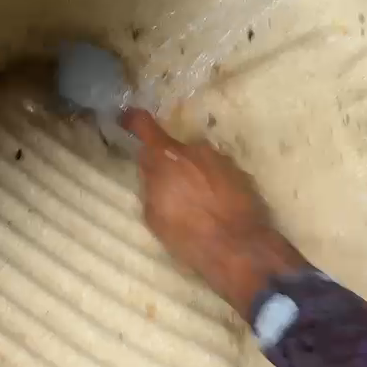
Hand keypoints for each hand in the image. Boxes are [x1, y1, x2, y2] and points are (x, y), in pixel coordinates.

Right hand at [123, 107, 307, 317]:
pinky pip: (218, 173)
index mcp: (165, 157)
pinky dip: (214, 185)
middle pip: (175, 150)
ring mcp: (219, 158)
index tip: (126, 117)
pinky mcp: (240, 172)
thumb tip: (152, 173)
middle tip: (172, 192)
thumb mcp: (154, 214)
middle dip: (170, 165)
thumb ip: (150, 185)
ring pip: (198, 161)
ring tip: (198, 205)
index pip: (143, 125)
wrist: (239, 248)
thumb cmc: (188, 235)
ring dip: (194, 176)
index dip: (132, 119)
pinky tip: (217, 208)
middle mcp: (193, 149)